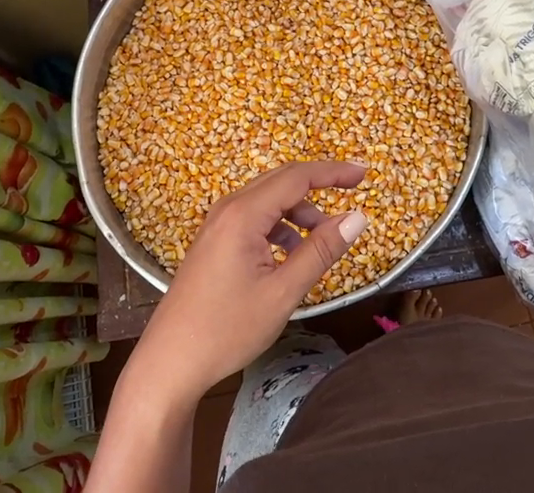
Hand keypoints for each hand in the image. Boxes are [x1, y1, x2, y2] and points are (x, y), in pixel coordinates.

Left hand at [131, 161, 369, 400]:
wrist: (170, 362)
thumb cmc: (227, 329)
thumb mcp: (282, 292)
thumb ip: (321, 251)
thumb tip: (357, 217)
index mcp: (244, 214)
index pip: (297, 176)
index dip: (333, 172)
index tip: (364, 174)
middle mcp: (228, 209)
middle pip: (281, 181)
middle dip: (320, 184)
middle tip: (354, 190)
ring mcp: (217, 224)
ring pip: (268, 201)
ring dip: (299, 211)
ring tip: (324, 240)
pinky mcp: (213, 241)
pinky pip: (254, 218)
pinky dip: (280, 227)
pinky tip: (292, 255)